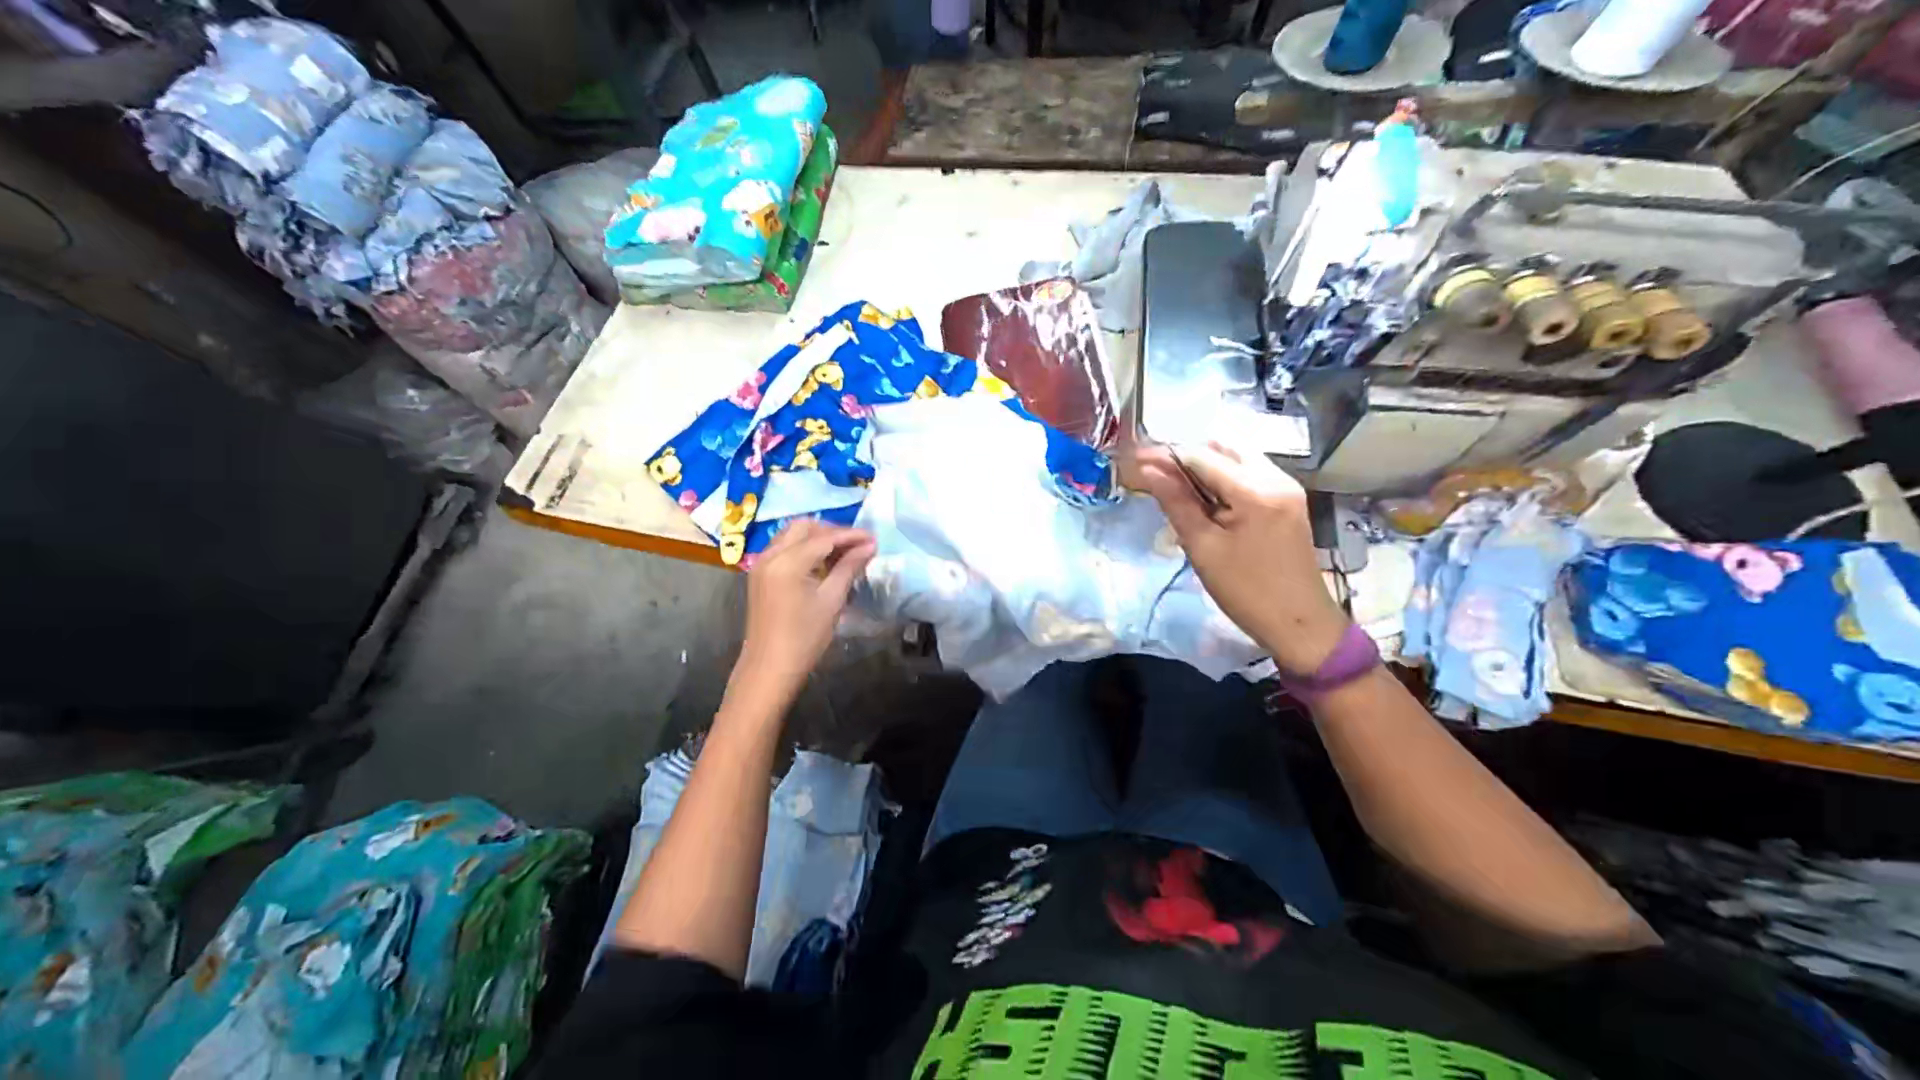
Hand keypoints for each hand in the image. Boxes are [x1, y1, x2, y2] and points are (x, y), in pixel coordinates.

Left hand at [731, 520, 876, 703]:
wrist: (769, 668)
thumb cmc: (804, 638)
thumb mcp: (832, 600)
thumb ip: (849, 568)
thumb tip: (869, 546)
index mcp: (788, 562)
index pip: (824, 537)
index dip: (851, 535)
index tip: (874, 538)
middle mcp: (770, 555)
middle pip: (804, 527)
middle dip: (832, 531)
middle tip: (856, 545)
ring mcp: (761, 564)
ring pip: (791, 535)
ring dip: (816, 538)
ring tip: (842, 554)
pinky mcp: (759, 574)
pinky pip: (783, 548)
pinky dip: (803, 548)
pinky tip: (821, 564)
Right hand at [1132, 442, 1350, 675]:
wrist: (1300, 623)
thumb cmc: (1246, 590)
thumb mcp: (1203, 547)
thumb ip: (1177, 503)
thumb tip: (1149, 470)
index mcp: (1255, 490)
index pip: (1201, 456)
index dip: (1165, 456)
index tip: (1136, 461)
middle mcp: (1276, 478)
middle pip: (1223, 448)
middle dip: (1187, 456)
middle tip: (1155, 474)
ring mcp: (1286, 487)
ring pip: (1238, 458)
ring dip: (1206, 466)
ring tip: (1175, 487)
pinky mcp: (1288, 500)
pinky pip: (1250, 474)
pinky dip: (1224, 478)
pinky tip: (1205, 498)